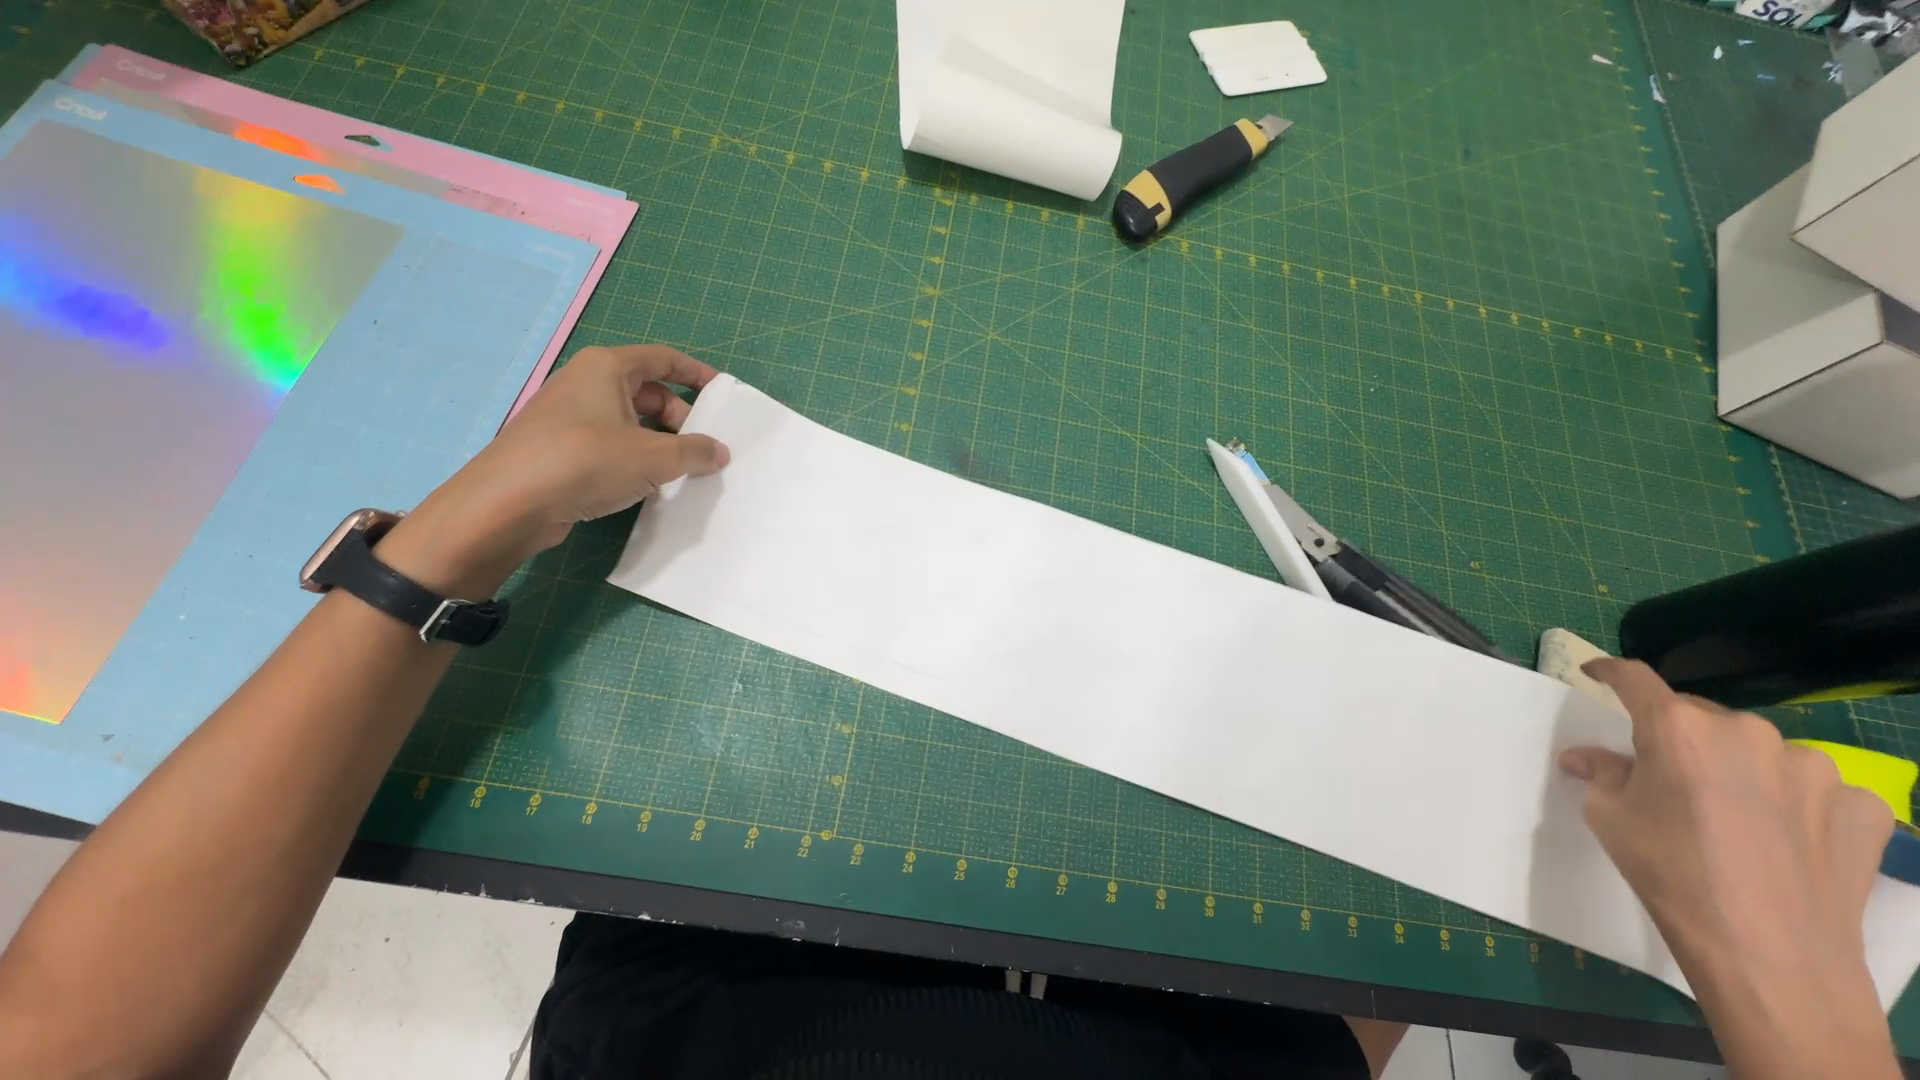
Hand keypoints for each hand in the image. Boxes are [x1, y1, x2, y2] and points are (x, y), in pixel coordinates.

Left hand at [374, 344, 729, 595]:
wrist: (508, 504)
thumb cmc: (586, 462)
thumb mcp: (654, 457)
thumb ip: (695, 451)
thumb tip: (720, 452)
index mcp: (607, 367)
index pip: (664, 359)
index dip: (698, 374)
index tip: (724, 393)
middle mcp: (586, 384)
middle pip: (648, 393)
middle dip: (681, 418)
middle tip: (704, 448)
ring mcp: (570, 417)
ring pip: (630, 423)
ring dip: (660, 444)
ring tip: (683, 472)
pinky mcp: (560, 450)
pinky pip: (610, 446)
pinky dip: (634, 460)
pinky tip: (648, 487)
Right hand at [1559, 659, 1897, 1078]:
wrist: (1768, 952)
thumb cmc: (1669, 874)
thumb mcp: (1610, 818)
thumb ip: (1602, 773)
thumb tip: (1586, 757)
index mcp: (1679, 728)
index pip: (1636, 680)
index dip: (1610, 672)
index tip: (1597, 673)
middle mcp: (1748, 731)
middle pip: (1701, 719)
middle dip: (1680, 739)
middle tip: (1668, 780)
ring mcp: (1815, 766)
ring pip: (1759, 752)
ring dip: (1740, 770)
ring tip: (1733, 817)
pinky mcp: (1861, 804)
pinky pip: (1814, 788)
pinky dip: (1794, 802)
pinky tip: (1786, 839)